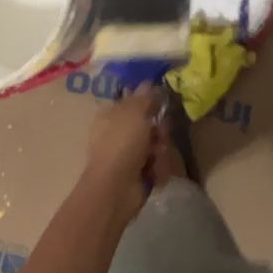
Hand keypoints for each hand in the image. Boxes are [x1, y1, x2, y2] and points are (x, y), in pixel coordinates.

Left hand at [80, 86, 159, 214]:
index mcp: (111, 115)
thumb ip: (144, 96)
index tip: (160, 104)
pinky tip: (155, 171)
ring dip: (161, 149)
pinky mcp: (137, 174)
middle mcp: (118, 133)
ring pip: (155, 143)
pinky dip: (158, 167)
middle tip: (161, 134)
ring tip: (157, 156)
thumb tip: (149, 83)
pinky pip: (156, 163)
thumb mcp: (135, 111)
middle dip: (159, 129)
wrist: (115, 188)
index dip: (148, 102)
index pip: (134, 101)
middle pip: (149, 123)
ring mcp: (127, 155)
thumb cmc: (122, 143)